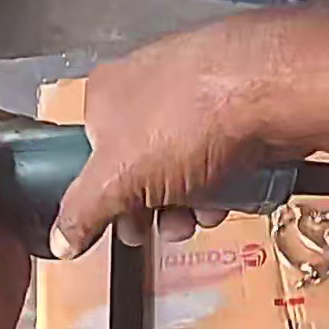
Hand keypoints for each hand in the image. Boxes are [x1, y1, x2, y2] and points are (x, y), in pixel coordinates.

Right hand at [50, 18, 307, 257]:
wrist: (268, 88)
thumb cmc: (186, 118)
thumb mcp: (116, 180)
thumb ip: (82, 212)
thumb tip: (60, 241)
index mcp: (104, 96)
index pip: (92, 157)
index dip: (106, 198)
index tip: (122, 225)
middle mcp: (147, 87)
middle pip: (141, 165)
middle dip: (154, 208)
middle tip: (168, 228)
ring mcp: (195, 93)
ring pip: (184, 164)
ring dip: (192, 201)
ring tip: (205, 214)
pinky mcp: (236, 105)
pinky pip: (220, 154)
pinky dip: (224, 180)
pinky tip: (233, 193)